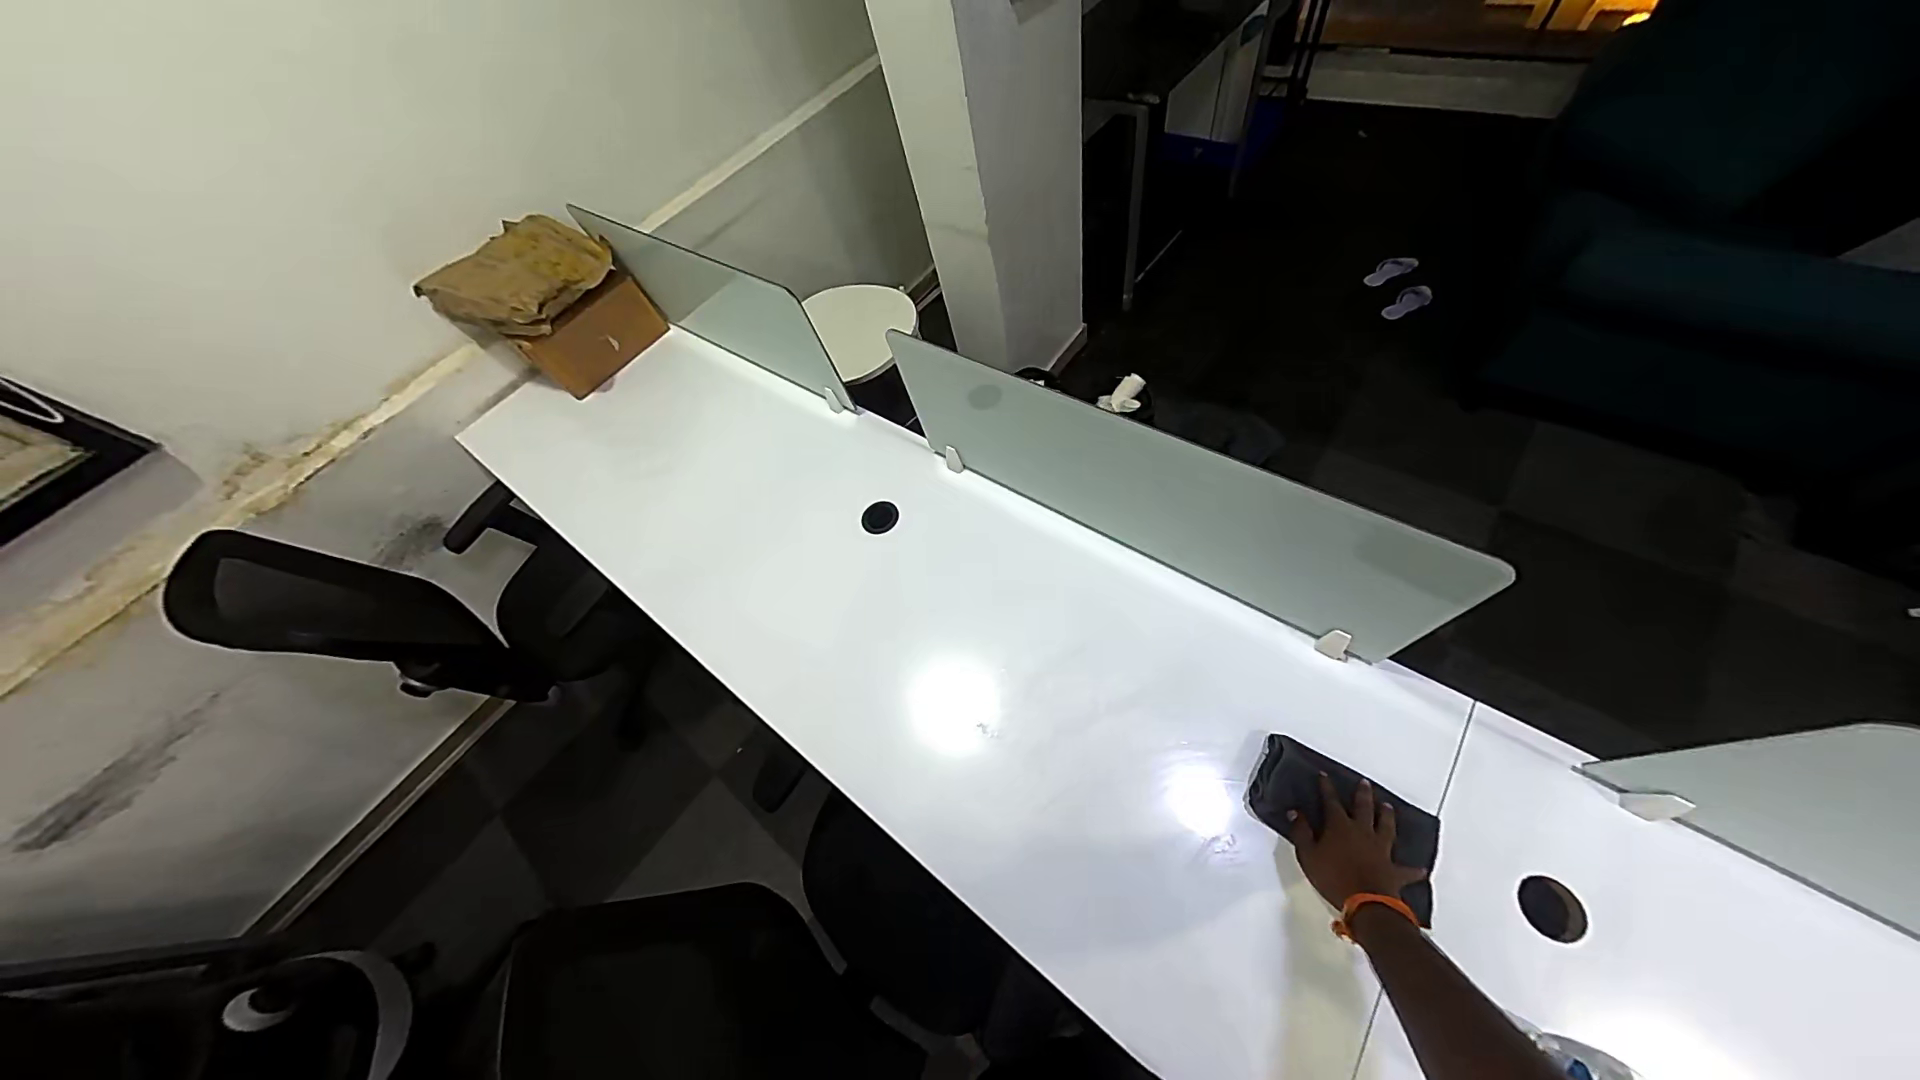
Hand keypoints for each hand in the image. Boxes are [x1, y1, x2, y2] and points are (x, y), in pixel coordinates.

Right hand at [1289, 774, 1426, 908]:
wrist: (1366, 903)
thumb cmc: (1332, 876)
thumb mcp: (1307, 854)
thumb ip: (1301, 832)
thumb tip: (1295, 812)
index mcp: (1339, 826)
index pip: (1331, 801)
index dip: (1326, 787)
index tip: (1324, 775)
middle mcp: (1362, 832)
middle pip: (1364, 808)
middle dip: (1362, 794)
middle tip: (1365, 783)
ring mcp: (1381, 850)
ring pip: (1386, 828)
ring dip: (1387, 816)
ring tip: (1388, 806)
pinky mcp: (1394, 870)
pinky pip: (1407, 869)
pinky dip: (1414, 870)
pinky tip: (1422, 869)